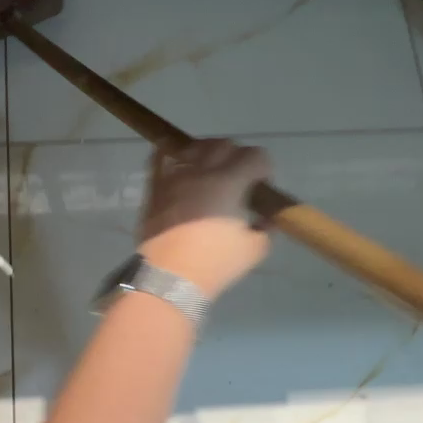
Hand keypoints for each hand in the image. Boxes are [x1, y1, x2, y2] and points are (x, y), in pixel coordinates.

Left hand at [137, 138, 273, 297]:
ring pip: (194, 146)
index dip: (264, 167)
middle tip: (238, 178)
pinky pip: (161, 157)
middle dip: (237, 156)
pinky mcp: (155, 187)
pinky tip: (181, 165)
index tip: (263, 184)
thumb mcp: (253, 250)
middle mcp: (201, 171)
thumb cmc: (213, 264)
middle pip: (225, 145)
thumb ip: (266, 229)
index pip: (254, 156)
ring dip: (208, 153)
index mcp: (228, 182)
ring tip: (210, 171)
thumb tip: (267, 219)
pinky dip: (173, 155)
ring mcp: (175, 177)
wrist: (169, 277)